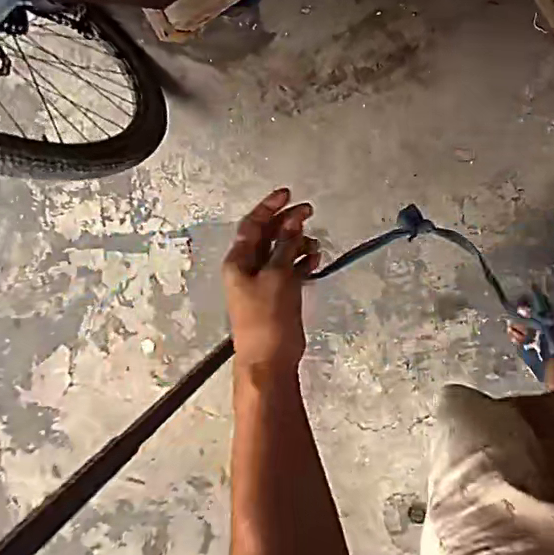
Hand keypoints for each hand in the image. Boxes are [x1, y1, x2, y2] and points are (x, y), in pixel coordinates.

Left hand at [223, 188, 320, 373]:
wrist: (270, 360)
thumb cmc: (267, 317)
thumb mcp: (277, 276)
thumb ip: (285, 246)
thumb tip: (293, 220)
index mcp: (239, 260)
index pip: (253, 224)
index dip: (269, 207)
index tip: (288, 194)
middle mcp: (248, 266)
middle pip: (268, 234)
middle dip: (288, 222)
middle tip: (309, 212)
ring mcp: (264, 280)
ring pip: (282, 250)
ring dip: (298, 243)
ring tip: (315, 246)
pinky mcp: (279, 293)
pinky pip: (291, 268)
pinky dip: (302, 261)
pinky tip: (315, 260)